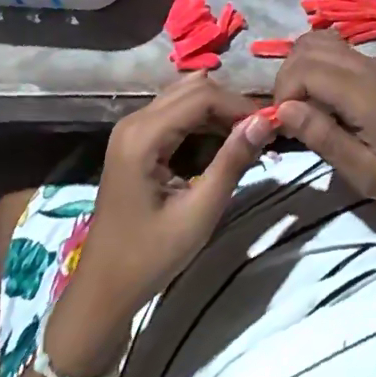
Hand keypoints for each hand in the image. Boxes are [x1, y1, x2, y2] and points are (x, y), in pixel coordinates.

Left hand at [64, 75, 271, 316]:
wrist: (105, 287)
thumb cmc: (150, 255)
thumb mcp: (199, 212)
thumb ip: (232, 162)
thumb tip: (264, 122)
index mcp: (142, 136)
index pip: (201, 96)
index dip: (239, 105)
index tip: (269, 126)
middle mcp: (133, 122)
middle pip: (193, 89)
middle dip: (230, 104)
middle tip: (260, 131)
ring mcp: (131, 129)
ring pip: (185, 96)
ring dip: (218, 109)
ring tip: (247, 134)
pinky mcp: (135, 139)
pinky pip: (175, 112)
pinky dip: (203, 119)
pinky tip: (223, 139)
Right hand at [272, 30, 375, 214]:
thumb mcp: (365, 174)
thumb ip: (324, 138)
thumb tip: (284, 109)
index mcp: (366, 92)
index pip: (305, 69)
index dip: (283, 93)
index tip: (283, 126)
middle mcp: (368, 66)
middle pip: (307, 48)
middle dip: (286, 80)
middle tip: (288, 118)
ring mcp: (372, 61)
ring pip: (316, 42)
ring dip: (297, 70)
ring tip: (300, 107)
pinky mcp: (373, 65)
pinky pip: (331, 50)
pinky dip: (311, 66)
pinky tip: (316, 98)